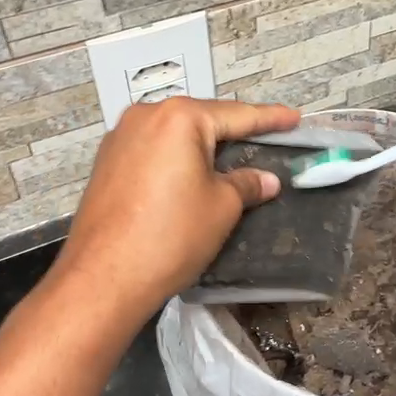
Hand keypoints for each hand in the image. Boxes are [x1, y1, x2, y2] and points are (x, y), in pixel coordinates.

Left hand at [54, 97, 300, 317]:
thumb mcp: (221, 208)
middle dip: (233, 132)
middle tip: (266, 139)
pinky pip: (154, 150)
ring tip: (232, 158)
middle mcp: (146, 116)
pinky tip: (191, 174)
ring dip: (202, 146)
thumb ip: (246, 184)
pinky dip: (177, 159)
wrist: (101, 280)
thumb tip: (266, 179)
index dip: (269, 119)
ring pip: (175, 135)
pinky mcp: (106, 163)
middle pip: (202, 120)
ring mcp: (120, 138)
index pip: (236, 115)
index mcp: (179, 118)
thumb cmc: (170, 236)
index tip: (294, 117)